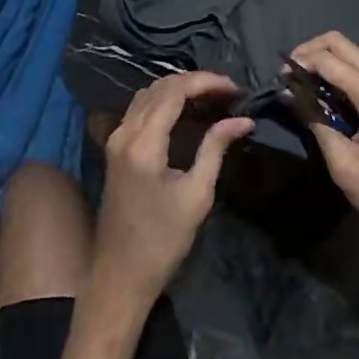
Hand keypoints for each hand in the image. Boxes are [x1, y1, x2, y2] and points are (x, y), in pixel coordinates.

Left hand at [92, 71, 253, 304]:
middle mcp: (125, 132)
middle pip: (161, 86)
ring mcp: (116, 139)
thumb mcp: (197, 195)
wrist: (119, 276)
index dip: (207, 82)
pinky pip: (139, 108)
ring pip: (148, 93)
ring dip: (179, 88)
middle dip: (196, 82)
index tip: (235, 89)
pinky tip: (187, 109)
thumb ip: (216, 148)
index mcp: (144, 143)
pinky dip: (164, 100)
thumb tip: (243, 120)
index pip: (175, 91)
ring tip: (212, 97)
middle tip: (228, 92)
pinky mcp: (115, 147)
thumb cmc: (163, 241)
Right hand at [290, 32, 358, 270]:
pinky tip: (324, 96)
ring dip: (324, 61)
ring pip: (352, 54)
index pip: (330, 60)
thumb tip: (289, 94)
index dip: (300, 63)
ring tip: (301, 85)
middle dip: (310, 51)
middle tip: (288, 76)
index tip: (278, 79)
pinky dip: (338, 73)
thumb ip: (316, 122)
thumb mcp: (344, 166)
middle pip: (341, 43)